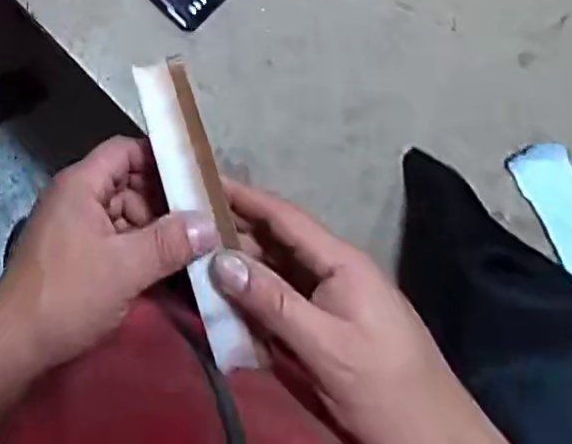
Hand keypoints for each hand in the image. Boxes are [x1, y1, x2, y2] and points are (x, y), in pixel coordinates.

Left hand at [0, 137, 218, 372]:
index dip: (160, 159)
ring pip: (125, 213)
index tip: (197, 180)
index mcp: (81, 183)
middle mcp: (77, 195)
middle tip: (208, 223)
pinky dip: (141, 249)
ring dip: (156, 230)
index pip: (124, 150)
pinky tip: (172, 270)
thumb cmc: (68, 292)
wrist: (18, 338)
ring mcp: (76, 223)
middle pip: (128, 182)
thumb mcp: (125, 267)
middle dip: (165, 202)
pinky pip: (116, 238)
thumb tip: (210, 223)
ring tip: (198, 250)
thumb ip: (168, 242)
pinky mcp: (78, 251)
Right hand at [208, 181, 506, 443]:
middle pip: (272, 240)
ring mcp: (329, 301)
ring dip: (235, 265)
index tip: (198, 178)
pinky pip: (278, 300)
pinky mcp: (324, 328)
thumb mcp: (328, 348)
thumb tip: (217, 257)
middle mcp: (333, 272)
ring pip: (272, 270)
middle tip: (181, 220)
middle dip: (229, 229)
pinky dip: (250, 296)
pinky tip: (221, 299)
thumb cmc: (390, 393)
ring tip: (190, 256)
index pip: (282, 215)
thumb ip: (272, 301)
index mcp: (341, 263)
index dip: (240, 194)